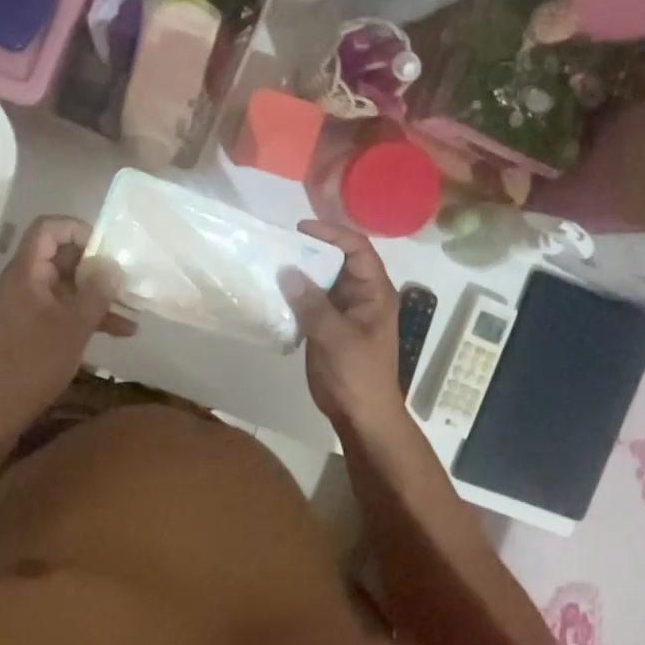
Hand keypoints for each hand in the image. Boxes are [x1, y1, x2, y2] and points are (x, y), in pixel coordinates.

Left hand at [0, 216, 133, 423]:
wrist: (0, 406)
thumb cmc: (35, 361)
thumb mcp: (74, 326)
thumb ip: (96, 292)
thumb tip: (113, 265)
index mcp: (26, 272)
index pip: (47, 228)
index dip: (77, 229)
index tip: (106, 248)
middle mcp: (25, 281)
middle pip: (61, 254)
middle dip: (95, 264)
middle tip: (125, 277)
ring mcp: (30, 304)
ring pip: (68, 284)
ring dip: (98, 292)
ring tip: (132, 305)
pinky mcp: (36, 325)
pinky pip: (65, 308)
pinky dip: (90, 314)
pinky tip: (123, 331)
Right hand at [280, 220, 404, 427]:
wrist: (360, 414)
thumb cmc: (359, 374)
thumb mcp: (337, 338)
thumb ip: (313, 304)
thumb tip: (287, 271)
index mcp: (374, 292)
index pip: (357, 250)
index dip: (332, 234)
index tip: (301, 230)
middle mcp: (359, 296)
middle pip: (336, 261)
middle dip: (310, 251)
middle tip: (277, 245)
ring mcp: (342, 312)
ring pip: (320, 281)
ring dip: (298, 272)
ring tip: (269, 263)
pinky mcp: (325, 326)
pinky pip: (308, 301)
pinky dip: (292, 294)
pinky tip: (271, 290)